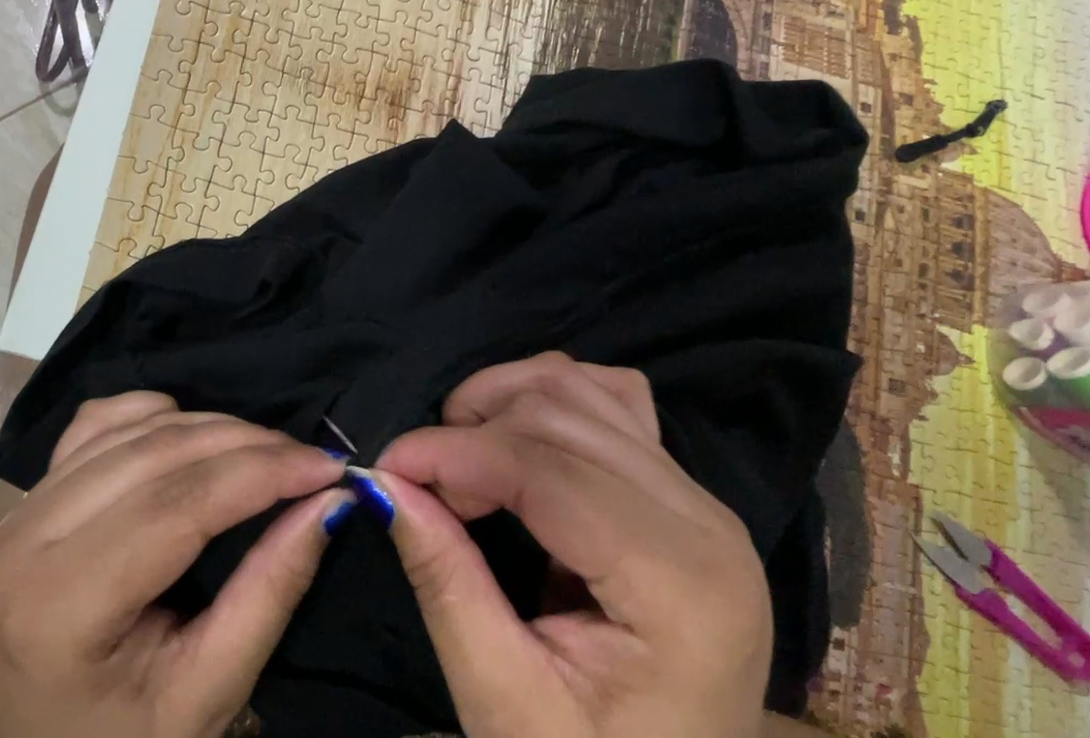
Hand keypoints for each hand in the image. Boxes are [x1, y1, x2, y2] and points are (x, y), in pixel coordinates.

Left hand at [0, 392, 348, 737]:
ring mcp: (17, 513)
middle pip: (155, 455)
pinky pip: (96, 425)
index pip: (177, 505)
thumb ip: (268, 592)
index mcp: (58, 605)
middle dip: (247, 444)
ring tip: (271, 453)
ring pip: (129, 430)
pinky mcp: (25, 501)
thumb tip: (329, 502)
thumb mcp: (209, 692)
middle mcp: (24, 540)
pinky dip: (154, 417)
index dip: (261, 473)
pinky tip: (194, 437)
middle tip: (311, 460)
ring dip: (210, 427)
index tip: (329, 468)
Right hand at [374, 352, 773, 737]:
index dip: (455, 452)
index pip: (549, 470)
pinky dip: (550, 402)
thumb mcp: (505, 700)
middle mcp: (705, 521)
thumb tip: (384, 483)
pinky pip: (614, 402)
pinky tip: (516, 443)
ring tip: (461, 463)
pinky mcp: (685, 493)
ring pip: (586, 388)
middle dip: (473, 430)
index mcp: (678, 584)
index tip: (386, 465)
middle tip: (422, 485)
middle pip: (565, 414)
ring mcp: (702, 500)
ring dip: (507, 403)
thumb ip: (447, 582)